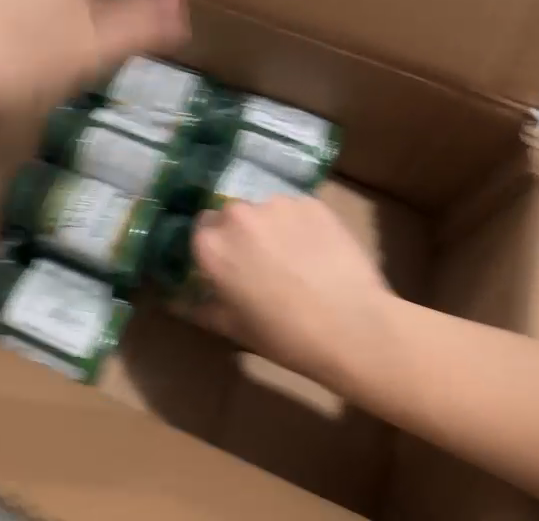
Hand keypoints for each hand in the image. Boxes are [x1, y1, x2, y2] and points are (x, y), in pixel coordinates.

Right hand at [193, 196, 398, 389]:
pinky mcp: (312, 202)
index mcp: (212, 245)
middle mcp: (239, 215)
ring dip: (272, 227)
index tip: (229, 266)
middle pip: (232, 215)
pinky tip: (318, 252)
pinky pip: (297, 210)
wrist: (351, 325)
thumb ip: (204, 308)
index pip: (201, 230)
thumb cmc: (286, 336)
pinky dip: (301, 226)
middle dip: (242, 234)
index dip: (215, 248)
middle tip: (261, 264)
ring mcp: (278, 204)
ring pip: (266, 210)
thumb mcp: (235, 330)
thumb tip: (186, 301)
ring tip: (295, 259)